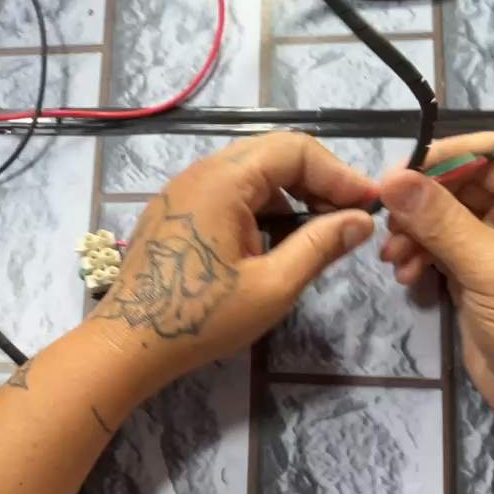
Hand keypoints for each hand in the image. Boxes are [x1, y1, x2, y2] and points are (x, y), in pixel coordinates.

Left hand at [87, 130, 377, 390]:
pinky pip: (224, 197)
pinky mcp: (171, 216)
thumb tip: (361, 221)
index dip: (337, 173)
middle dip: (314, 182)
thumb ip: (320, 246)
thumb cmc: (200, 317)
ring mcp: (180, 194)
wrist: (127, 344)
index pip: (294, 149)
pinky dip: (256, 211)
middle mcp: (198, 174)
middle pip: (270, 156)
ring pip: (247, 177)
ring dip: (285, 197)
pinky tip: (270, 245)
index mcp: (222, 181)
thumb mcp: (272, 286)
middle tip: (344, 217)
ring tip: (313, 235)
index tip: (365, 205)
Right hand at [377, 133, 493, 436]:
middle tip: (386, 225)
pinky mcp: (478, 283)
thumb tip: (393, 178)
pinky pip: (441, 256)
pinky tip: (406, 277)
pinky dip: (419, 261)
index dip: (445, 160)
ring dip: (414, 236)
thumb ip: (441, 221)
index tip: (394, 175)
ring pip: (445, 224)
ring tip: (393, 259)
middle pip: (463, 189)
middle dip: (421, 205)